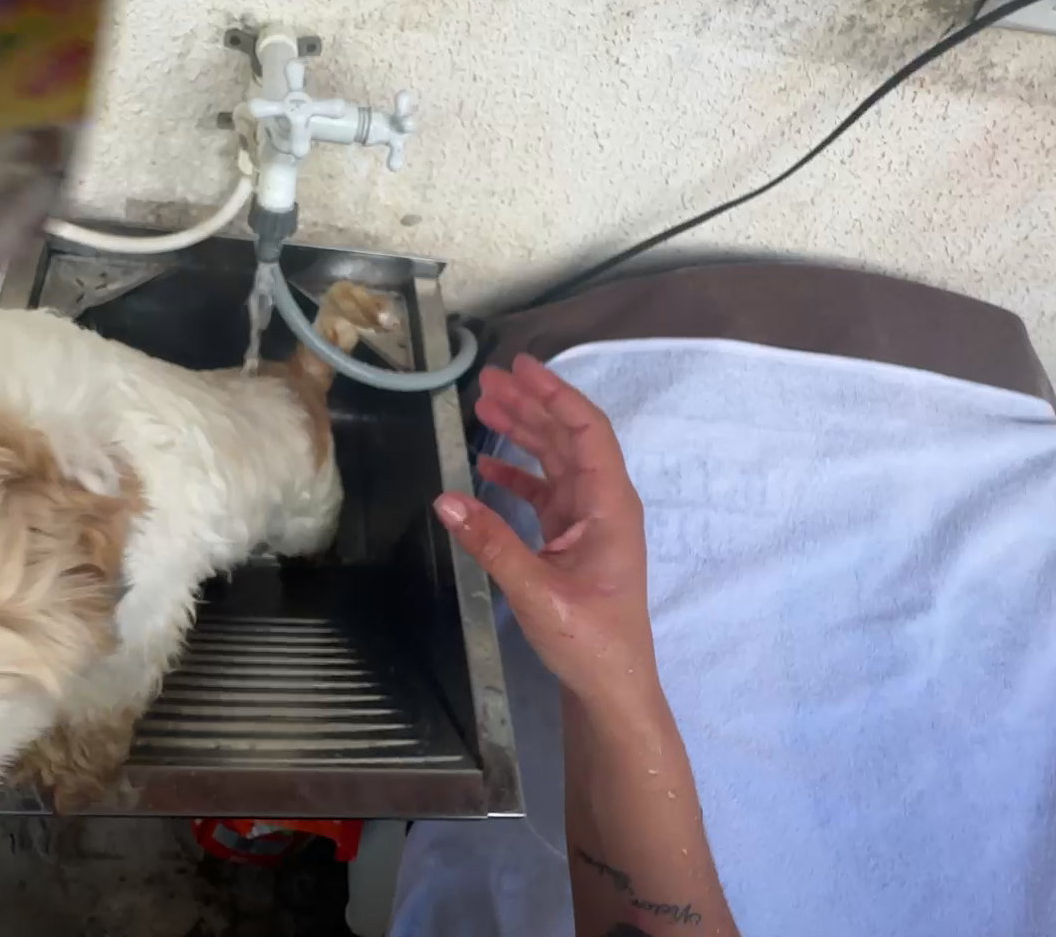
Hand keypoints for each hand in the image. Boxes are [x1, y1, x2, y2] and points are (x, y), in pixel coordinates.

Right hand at [433, 354, 653, 705]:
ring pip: (554, 460)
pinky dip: (516, 474)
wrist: (611, 687)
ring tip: (483, 407)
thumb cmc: (588, 639)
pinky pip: (543, 490)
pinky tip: (486, 468)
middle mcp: (602, 503)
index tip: (520, 368)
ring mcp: (587, 519)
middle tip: (488, 380)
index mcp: (608, 505)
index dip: (555, 395)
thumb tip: (444, 498)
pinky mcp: (571, 537)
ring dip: (522, 433)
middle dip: (530, 405)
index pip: (585, 431)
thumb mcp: (536, 590)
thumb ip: (491, 543)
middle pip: (566, 437)